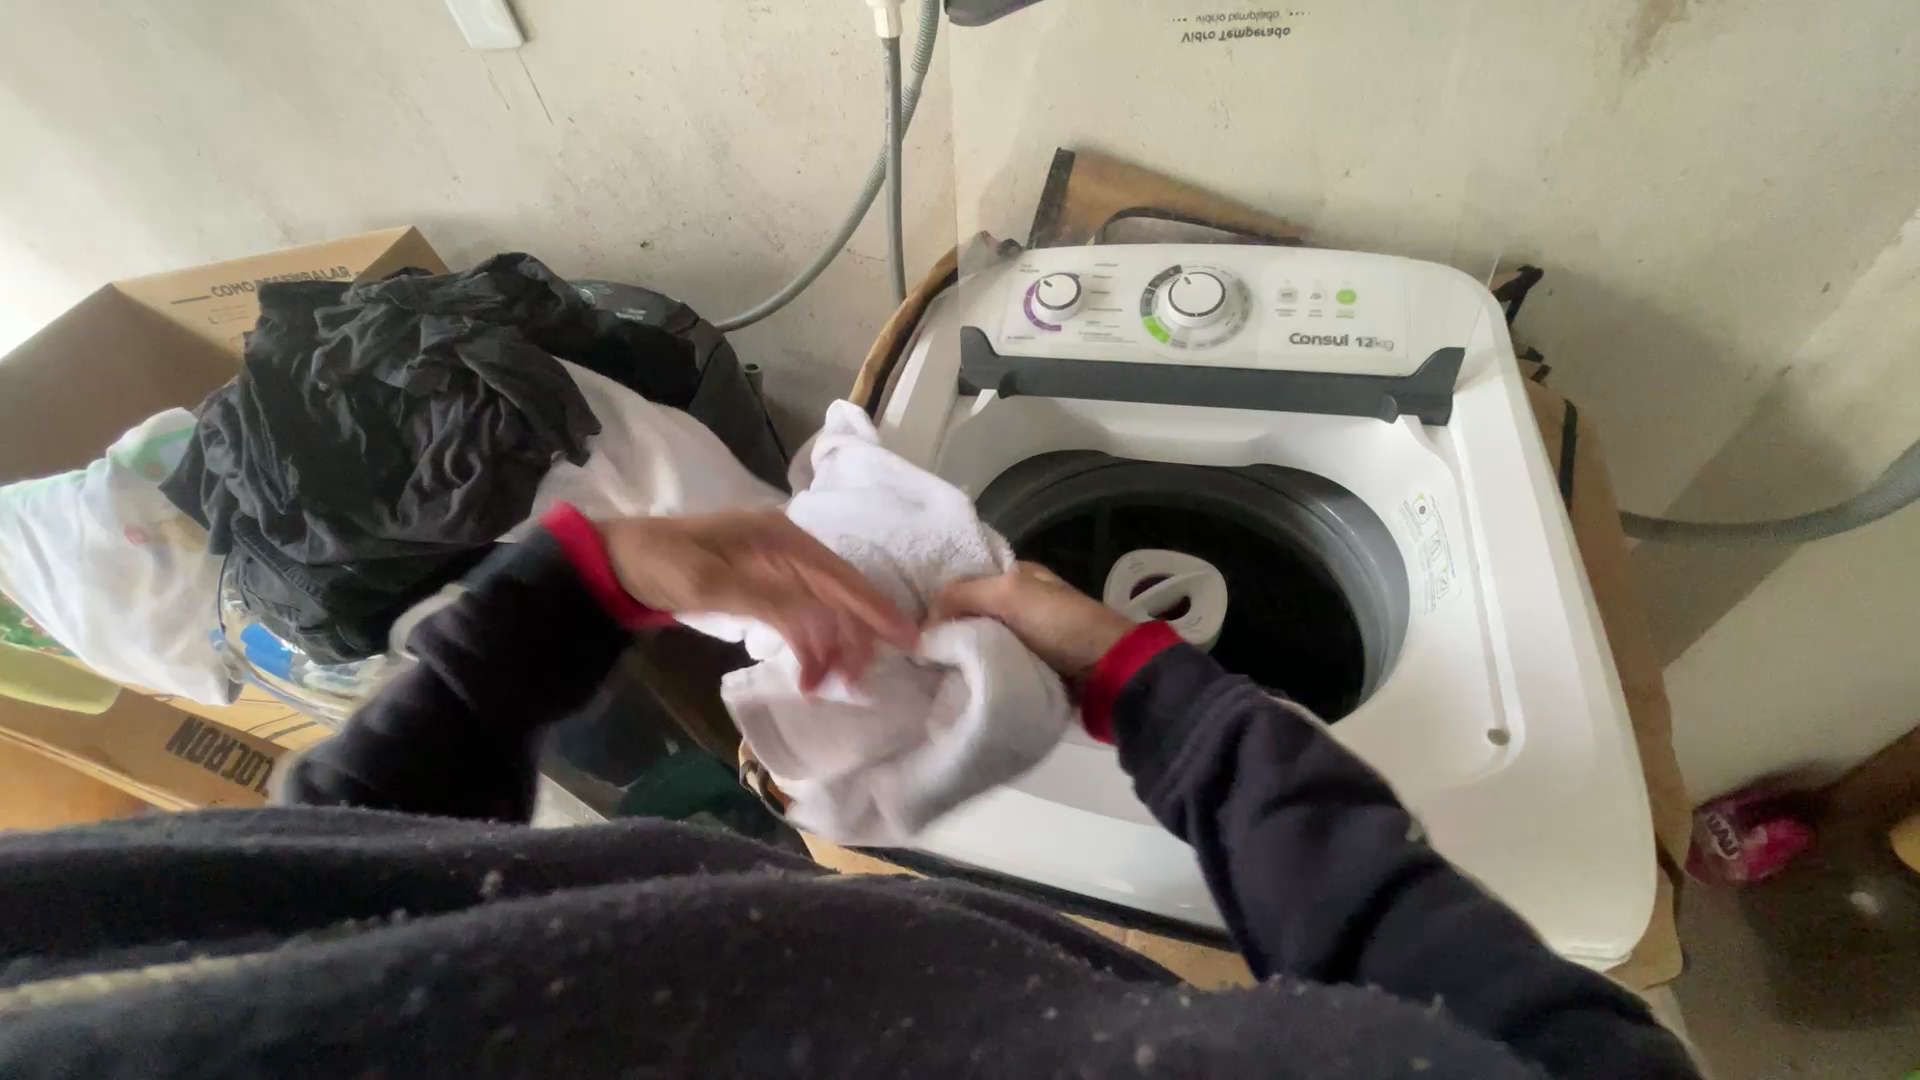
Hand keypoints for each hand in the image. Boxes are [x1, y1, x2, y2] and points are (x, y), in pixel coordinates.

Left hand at [600, 512, 917, 690]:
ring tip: (823, 689)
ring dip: (830, 649)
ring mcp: (778, 568)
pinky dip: (809, 646)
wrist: (615, 563)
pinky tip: (808, 674)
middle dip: (853, 639)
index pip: (842, 577)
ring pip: (824, 611)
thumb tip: (827, 622)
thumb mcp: (711, 582)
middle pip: (840, 596)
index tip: (910, 638)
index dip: (877, 609)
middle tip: (855, 684)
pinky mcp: (765, 587)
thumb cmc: (661, 565)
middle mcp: (789, 549)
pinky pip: (801, 618)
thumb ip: (771, 599)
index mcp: (783, 538)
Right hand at [927, 562, 1134, 678]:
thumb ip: (963, 595)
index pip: (965, 578)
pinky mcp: (1022, 668)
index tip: (907, 614)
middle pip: (966, 613)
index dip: (937, 593)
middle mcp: (1015, 603)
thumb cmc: (1060, 623)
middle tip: (907, 647)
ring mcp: (1019, 638)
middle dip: (941, 628)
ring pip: (974, 642)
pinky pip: (987, 667)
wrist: (1106, 671)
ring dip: (953, 655)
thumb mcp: (1010, 594)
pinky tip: (945, 682)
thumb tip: (921, 621)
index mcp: (1016, 575)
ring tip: (917, 669)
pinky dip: (971, 672)